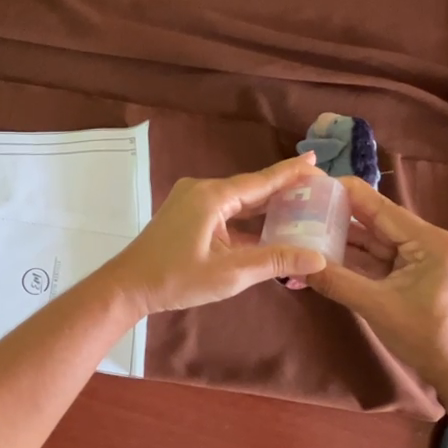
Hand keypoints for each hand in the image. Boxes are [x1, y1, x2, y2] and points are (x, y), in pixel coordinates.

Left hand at [99, 155, 329, 314]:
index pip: (261, 181)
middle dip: (283, 189)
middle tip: (318, 188)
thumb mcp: (230, 273)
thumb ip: (274, 261)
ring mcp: (192, 201)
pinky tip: (269, 226)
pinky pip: (225, 211)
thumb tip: (317, 258)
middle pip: (251, 188)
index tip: (316, 161)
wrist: (129, 286)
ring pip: (238, 200)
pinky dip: (247, 218)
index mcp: (212, 196)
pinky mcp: (187, 215)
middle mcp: (202, 190)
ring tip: (302, 205)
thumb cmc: (176, 278)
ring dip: (266, 205)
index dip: (290, 173)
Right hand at [306, 176, 447, 393]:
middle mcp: (430, 241)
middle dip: (339, 216)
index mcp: (431, 241)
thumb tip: (295, 264)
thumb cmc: (427, 338)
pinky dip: (355, 257)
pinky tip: (326, 252)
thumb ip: (335, 281)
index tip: (311, 184)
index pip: (381, 207)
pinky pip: (380, 257)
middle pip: (377, 221)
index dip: (345, 194)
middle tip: (301, 208)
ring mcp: (424, 257)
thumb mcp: (376, 307)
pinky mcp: (416, 272)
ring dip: (344, 238)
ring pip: (376, 240)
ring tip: (305, 228)